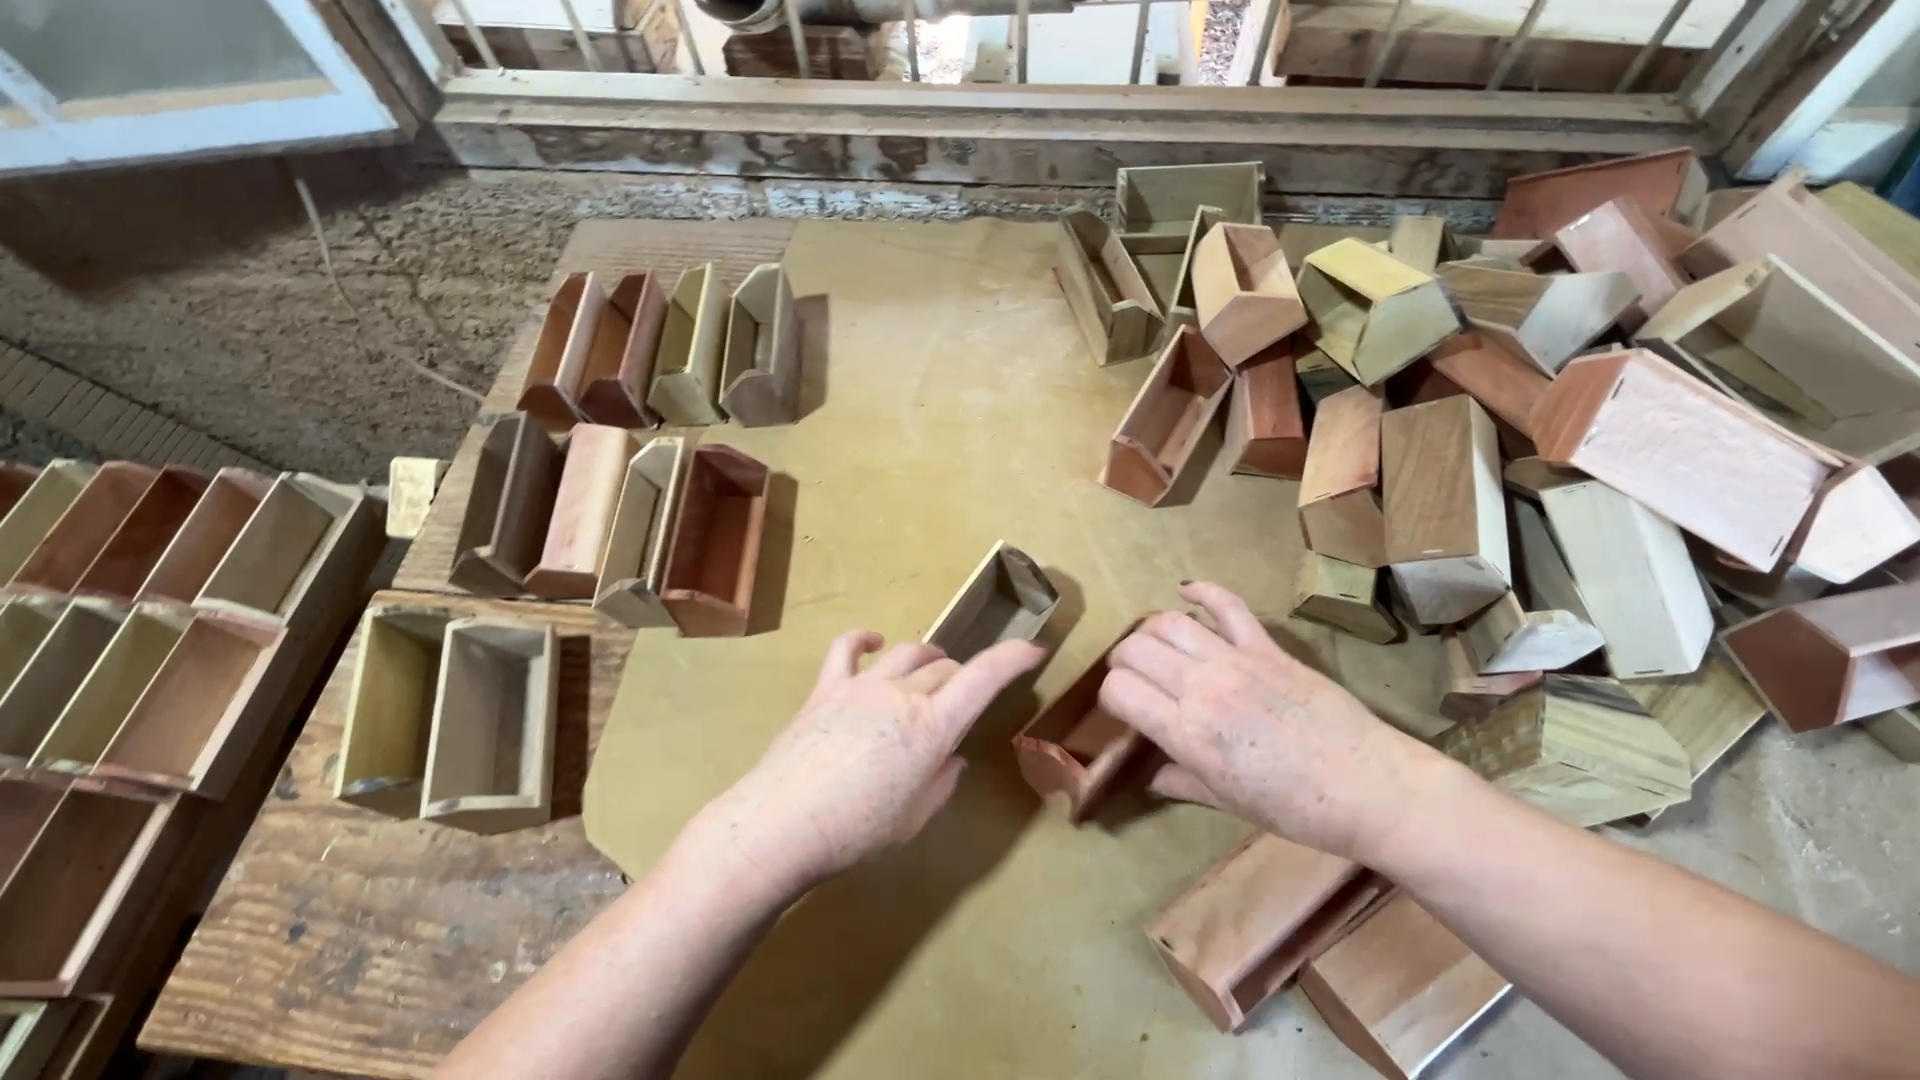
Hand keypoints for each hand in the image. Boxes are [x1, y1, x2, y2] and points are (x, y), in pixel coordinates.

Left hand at [692, 631, 1045, 897]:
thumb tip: (951, 759)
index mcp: (932, 728)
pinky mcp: (825, 690)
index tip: (1033, 650)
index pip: (984, 678)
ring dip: (929, 658)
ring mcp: (861, 687)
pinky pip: (847, 650)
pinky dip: (865, 639)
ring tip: (934, 668)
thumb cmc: (855, 834)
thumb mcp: (913, 819)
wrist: (779, 827)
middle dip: (965, 678)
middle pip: (946, 669)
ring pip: (908, 654)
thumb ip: (941, 784)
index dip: (1013, 658)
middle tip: (965, 700)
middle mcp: (902, 695)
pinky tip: (872, 641)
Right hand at [1098, 581, 1455, 863]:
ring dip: (1150, 630)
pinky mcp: (1268, 647)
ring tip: (1153, 645)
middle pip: (1135, 650)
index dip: (1110, 696)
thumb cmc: (1295, 808)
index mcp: (1187, 733)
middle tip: (1131, 677)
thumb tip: (1152, 775)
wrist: (1369, 787)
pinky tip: (1186, 592)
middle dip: (1122, 661)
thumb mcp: (1228, 802)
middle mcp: (1202, 688)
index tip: (1122, 709)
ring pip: (1169, 623)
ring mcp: (1236, 661)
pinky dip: (1202, 591)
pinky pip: (1228, 606)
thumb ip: (1183, 781)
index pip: (1119, 691)